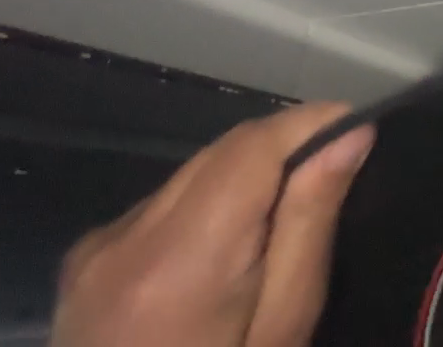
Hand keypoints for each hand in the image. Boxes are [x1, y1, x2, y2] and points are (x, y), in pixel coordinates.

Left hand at [51, 102, 373, 346]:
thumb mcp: (286, 320)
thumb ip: (310, 222)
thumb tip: (351, 134)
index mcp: (180, 260)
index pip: (256, 143)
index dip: (314, 123)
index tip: (360, 135)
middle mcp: (127, 238)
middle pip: (227, 148)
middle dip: (288, 146)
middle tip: (333, 178)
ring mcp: (95, 249)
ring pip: (199, 167)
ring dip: (250, 172)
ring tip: (281, 218)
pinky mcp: (82, 260)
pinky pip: (167, 198)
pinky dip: (211, 200)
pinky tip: (224, 246)